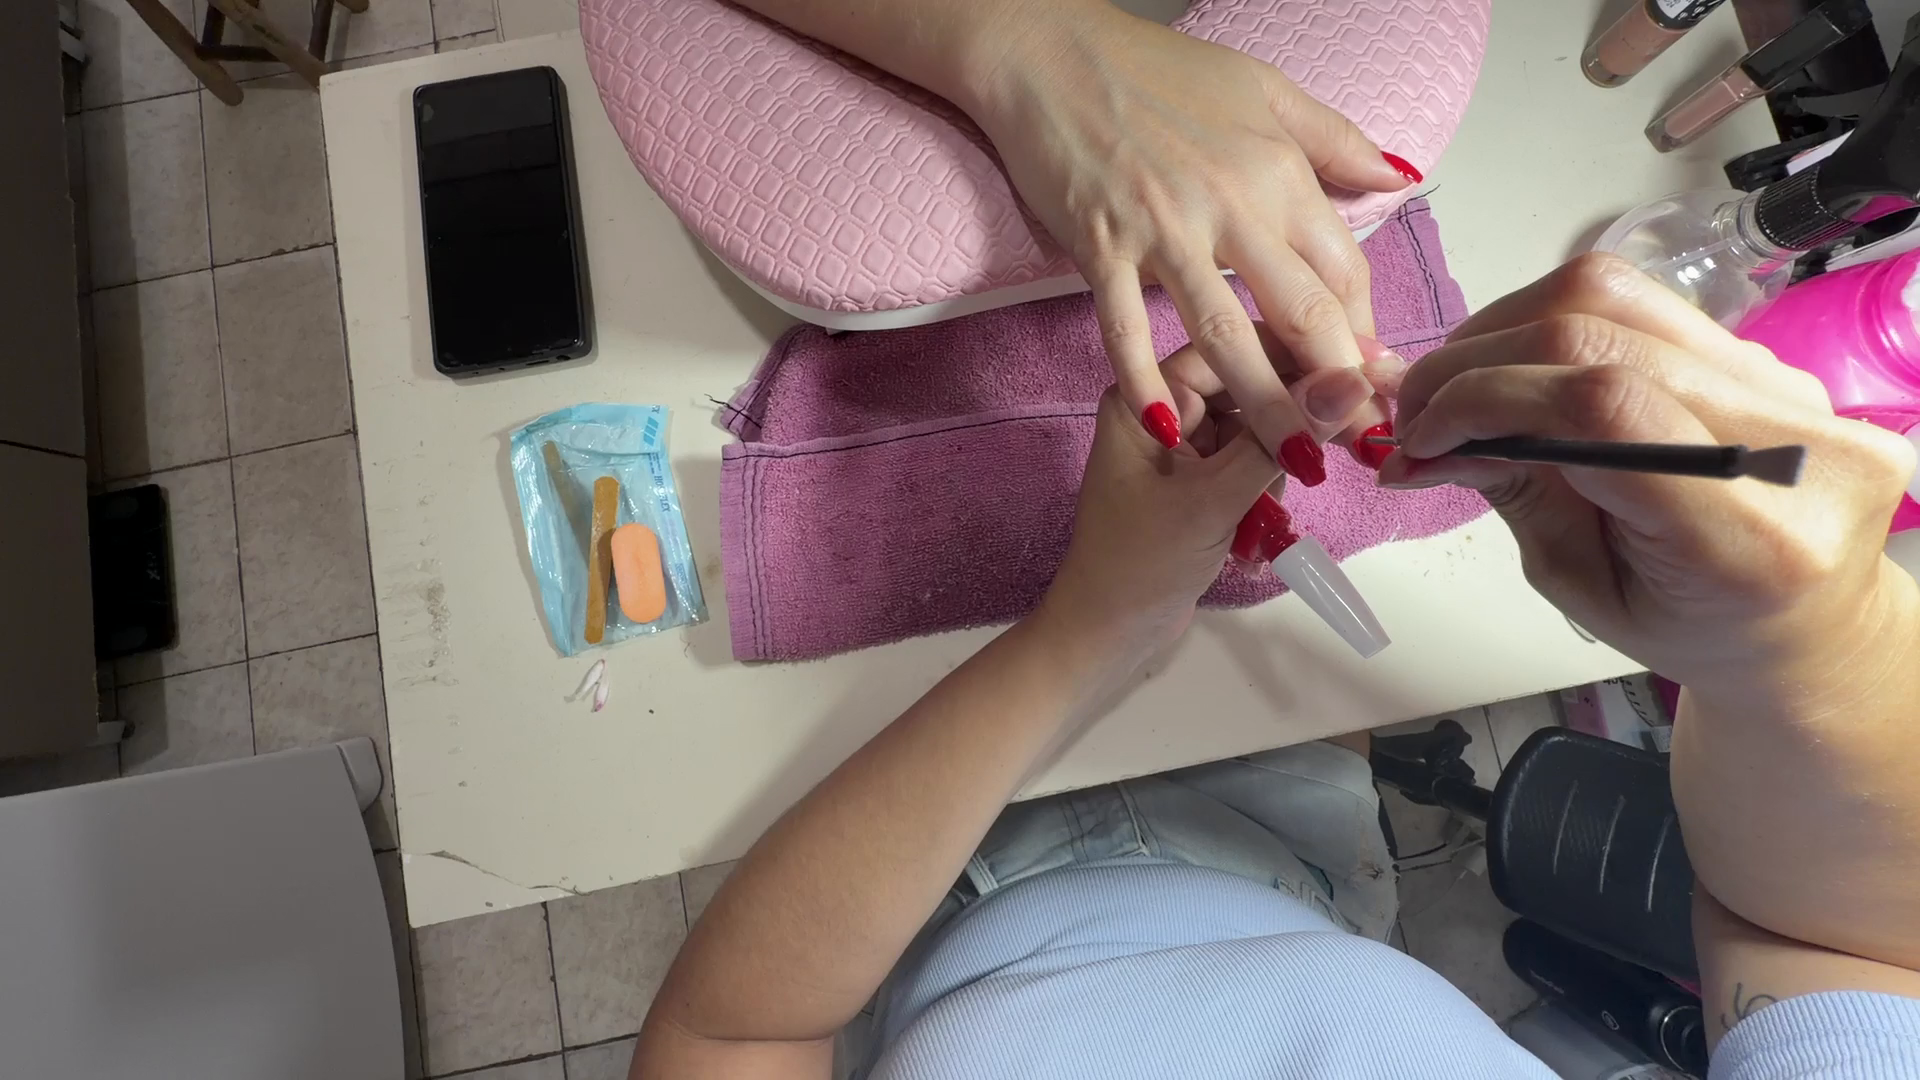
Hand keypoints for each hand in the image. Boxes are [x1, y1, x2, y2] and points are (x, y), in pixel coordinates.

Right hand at [967, 2, 1413, 478]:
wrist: (1052, 57)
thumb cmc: (1155, 72)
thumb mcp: (1262, 88)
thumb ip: (1333, 141)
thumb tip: (1399, 180)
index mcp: (1276, 169)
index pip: (1339, 269)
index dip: (1363, 337)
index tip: (1372, 389)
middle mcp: (1230, 205)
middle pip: (1299, 313)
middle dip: (1336, 389)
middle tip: (1357, 448)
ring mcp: (1160, 231)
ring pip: (1223, 333)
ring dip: (1264, 406)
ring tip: (1292, 463)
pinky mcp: (1100, 250)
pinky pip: (1123, 329)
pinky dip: (1143, 381)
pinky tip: (1164, 429)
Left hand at [1043, 338, 1380, 662]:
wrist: (1109, 629)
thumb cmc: (1142, 562)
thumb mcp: (1213, 499)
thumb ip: (1280, 439)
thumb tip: (1352, 378)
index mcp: (1142, 395)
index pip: (1229, 346)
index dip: (1297, 356)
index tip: (1363, 369)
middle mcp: (1158, 408)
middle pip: (1248, 386)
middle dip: (1291, 424)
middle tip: (1356, 443)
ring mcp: (1178, 446)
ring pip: (1256, 429)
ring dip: (1274, 471)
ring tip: (1261, 520)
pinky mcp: (1195, 479)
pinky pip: (1248, 464)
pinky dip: (1261, 493)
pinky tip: (1252, 534)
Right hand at [1382, 254, 1917, 693]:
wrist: (1799, 613)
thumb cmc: (1678, 621)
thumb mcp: (1569, 579)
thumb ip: (1509, 493)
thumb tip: (1411, 451)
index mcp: (1743, 529)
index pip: (1597, 405)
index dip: (1483, 402)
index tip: (1418, 440)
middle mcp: (1784, 436)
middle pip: (1592, 333)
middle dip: (1468, 365)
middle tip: (1411, 414)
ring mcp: (1784, 379)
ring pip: (1607, 296)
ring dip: (1496, 332)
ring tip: (1454, 388)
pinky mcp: (1761, 354)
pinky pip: (1630, 305)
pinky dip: (1538, 325)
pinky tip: (1509, 372)